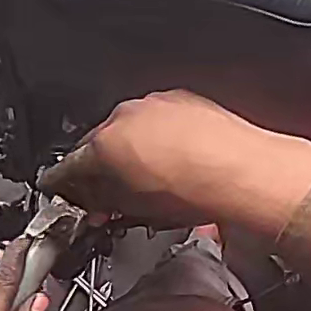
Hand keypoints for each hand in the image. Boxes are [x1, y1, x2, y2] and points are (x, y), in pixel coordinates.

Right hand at [41, 90, 310, 235]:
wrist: (245, 173)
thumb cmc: (196, 191)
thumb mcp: (135, 209)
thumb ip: (104, 202)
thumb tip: (96, 202)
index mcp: (105, 142)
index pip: (70, 166)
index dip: (66, 186)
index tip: (68, 195)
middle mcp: (126, 115)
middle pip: (97, 144)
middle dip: (98, 169)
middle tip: (105, 195)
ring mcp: (156, 104)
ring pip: (127, 130)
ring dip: (126, 153)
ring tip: (143, 182)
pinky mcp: (183, 102)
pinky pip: (155, 122)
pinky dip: (153, 140)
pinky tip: (167, 164)